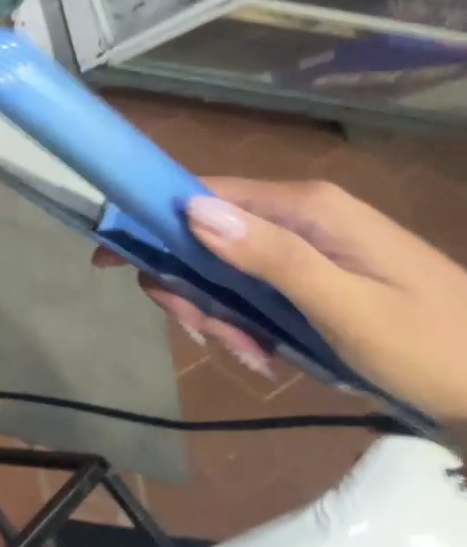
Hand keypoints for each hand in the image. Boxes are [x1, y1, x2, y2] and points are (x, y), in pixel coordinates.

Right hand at [95, 177, 466, 423]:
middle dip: (189, 286)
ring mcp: (305, 241)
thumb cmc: (437, 350)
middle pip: (199, 233)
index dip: (147, 223)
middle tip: (208, 336)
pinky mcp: (310, 270)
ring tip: (247, 353)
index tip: (113, 264)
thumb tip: (191, 209)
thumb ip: (274, 257)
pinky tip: (261, 351)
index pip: (197, 193)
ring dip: (215, 310)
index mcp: (304, 207)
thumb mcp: (353, 309)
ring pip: (217, 262)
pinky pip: (246, 282)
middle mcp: (297, 213)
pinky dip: (240, 317)